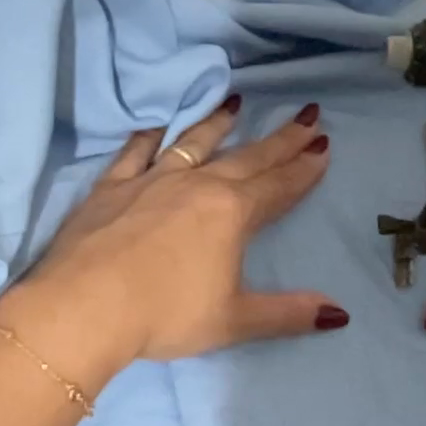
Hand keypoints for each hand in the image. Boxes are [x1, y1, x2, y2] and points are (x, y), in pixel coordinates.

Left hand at [0, 97, 338, 390]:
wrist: (84, 308)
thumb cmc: (165, 316)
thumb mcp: (234, 321)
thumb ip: (288, 315)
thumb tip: (341, 315)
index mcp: (232, 215)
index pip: (278, 187)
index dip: (303, 169)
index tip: (323, 147)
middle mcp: (196, 186)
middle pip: (246, 158)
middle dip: (279, 141)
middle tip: (306, 117)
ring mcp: (150, 181)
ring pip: (194, 143)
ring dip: (218, 124)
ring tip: (236, 103)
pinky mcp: (110, 188)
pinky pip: (136, 152)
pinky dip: (151, 136)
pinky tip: (157, 127)